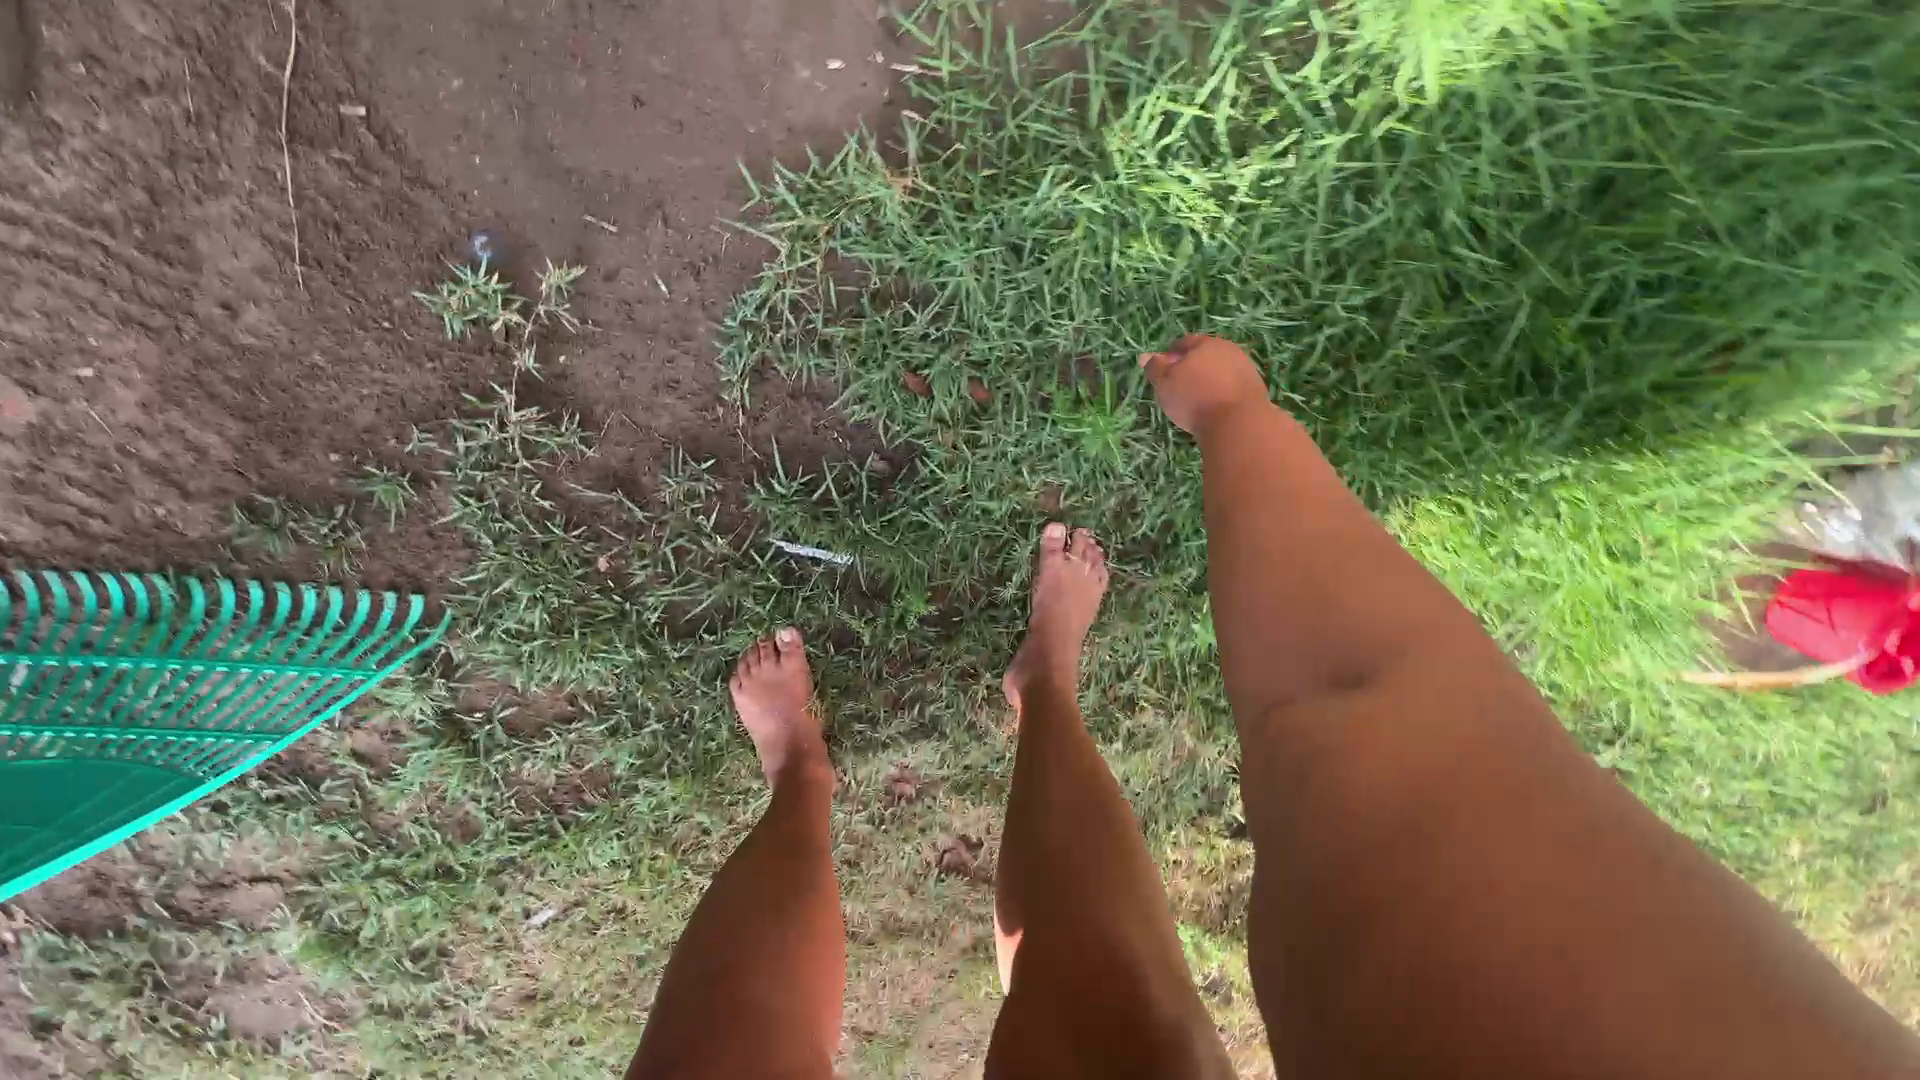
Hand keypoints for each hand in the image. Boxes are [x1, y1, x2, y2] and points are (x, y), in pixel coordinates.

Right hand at [1138, 334, 1270, 436]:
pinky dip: (1222, 393)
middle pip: (1206, 355)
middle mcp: (1228, 351)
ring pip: (1221, 370)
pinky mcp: (1256, 389)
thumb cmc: (1194, 398)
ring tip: (1197, 398)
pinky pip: (1232, 387)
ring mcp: (1246, 369)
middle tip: (1179, 383)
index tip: (1164, 367)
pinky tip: (1214, 407)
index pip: (1185, 342)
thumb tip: (1146, 356)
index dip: (1172, 354)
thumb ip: (1155, 368)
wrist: (1238, 421)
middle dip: (1193, 366)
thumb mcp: (1165, 383)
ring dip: (1209, 380)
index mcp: (1205, 344)